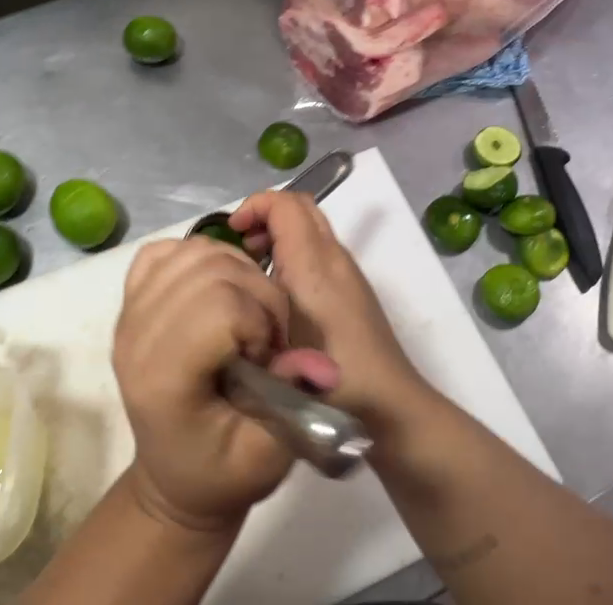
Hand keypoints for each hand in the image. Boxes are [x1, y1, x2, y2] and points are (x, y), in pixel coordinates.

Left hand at [113, 237, 314, 532]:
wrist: (176, 475)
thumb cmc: (223, 471)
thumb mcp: (268, 455)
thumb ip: (294, 404)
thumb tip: (321, 363)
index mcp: (163, 378)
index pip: (219, 306)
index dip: (259, 322)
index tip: (266, 359)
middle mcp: (136, 336)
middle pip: (211, 270)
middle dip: (256, 295)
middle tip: (265, 337)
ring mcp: (129, 313)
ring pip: (195, 251)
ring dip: (236, 272)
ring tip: (247, 314)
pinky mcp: (132, 299)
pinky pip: (165, 250)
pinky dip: (201, 257)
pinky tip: (218, 292)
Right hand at [229, 191, 433, 430]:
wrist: (392, 406)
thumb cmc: (333, 381)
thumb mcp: (277, 352)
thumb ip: (247, 318)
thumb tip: (221, 297)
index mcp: (314, 265)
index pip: (285, 205)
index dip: (254, 206)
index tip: (231, 233)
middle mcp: (334, 259)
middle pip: (301, 208)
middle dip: (267, 215)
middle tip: (241, 245)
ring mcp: (348, 274)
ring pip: (312, 229)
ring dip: (281, 235)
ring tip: (253, 268)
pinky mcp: (355, 291)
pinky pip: (320, 251)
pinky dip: (295, 254)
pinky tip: (279, 294)